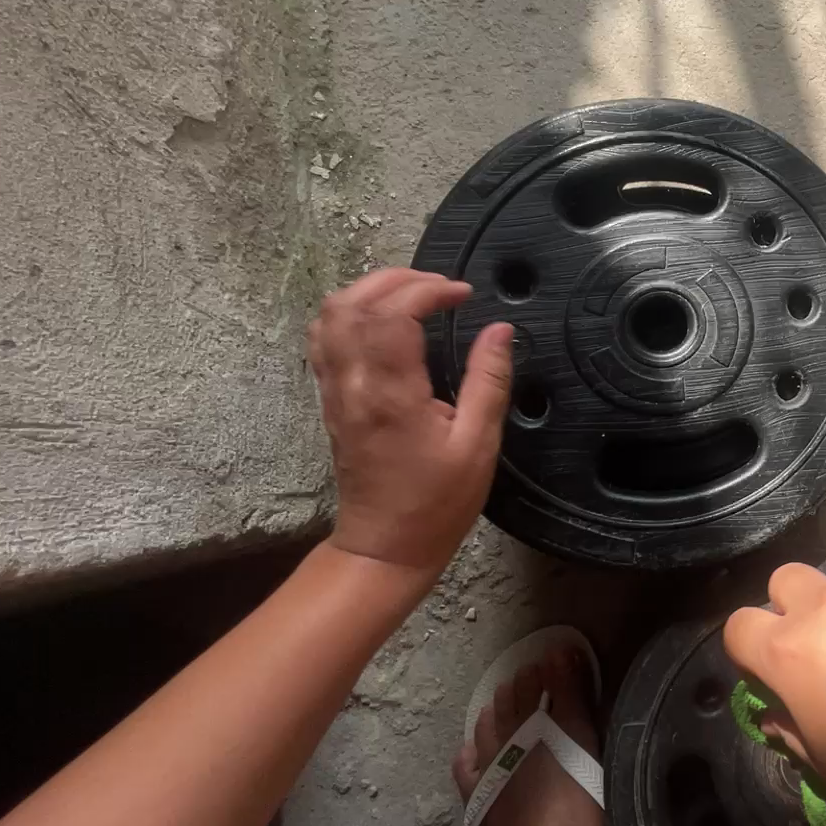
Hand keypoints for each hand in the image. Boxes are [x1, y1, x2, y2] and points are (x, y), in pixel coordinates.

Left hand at [307, 268, 511, 581]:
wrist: (385, 545)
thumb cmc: (440, 500)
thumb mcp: (480, 443)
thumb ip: (489, 380)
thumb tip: (500, 329)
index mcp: (392, 395)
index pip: (392, 316)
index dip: (428, 291)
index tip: (464, 295)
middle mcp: (354, 385)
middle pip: (350, 304)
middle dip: (397, 280)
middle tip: (441, 287)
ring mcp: (335, 391)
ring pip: (330, 317)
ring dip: (371, 291)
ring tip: (416, 295)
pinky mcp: (332, 399)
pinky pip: (325, 339)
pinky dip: (353, 312)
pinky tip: (386, 319)